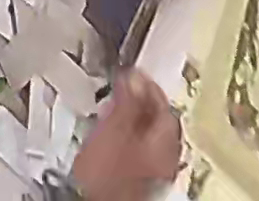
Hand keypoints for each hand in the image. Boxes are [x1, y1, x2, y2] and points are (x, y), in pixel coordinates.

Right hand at [71, 70, 182, 200]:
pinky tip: (114, 127)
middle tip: (124, 84)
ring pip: (149, 132)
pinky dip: (129, 130)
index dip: (149, 85)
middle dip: (142, 99)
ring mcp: (153, 170)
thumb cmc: (107, 166)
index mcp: (165, 144)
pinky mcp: (139, 176)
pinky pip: (140, 145)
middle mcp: (165, 158)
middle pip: (159, 120)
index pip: (164, 106)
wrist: (93, 199)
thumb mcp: (116, 126)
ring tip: (115, 102)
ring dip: (135, 113)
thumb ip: (128, 99)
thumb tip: (135, 75)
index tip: (133, 71)